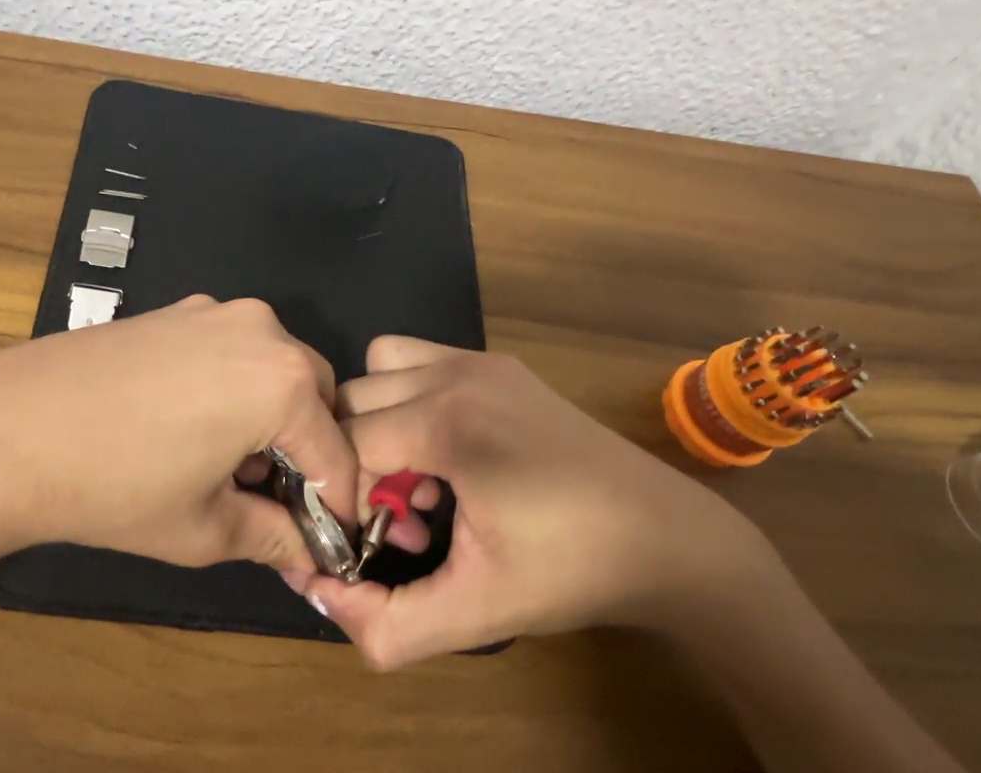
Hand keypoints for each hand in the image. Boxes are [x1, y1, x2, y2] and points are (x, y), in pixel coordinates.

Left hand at [0, 295, 356, 587]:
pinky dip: (235, 387)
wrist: (7, 429)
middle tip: (276, 500)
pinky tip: (192, 425)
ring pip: (274, 369)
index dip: (339, 504)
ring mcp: (214, 311)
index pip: (338, 451)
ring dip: (272, 415)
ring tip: (231, 464)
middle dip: (308, 449)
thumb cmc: (115, 487)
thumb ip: (273, 538)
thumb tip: (309, 553)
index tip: (330, 539)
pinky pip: (232, 350)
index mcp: (282, 381)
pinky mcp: (176, 310)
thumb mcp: (204, 529)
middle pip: (314, 398)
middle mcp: (261, 330)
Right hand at [305, 336, 777, 668]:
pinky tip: (447, 455)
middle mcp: (454, 373)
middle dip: (359, 463)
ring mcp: (479, 361)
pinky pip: (419, 362)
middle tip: (403, 520)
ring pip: (379, 368)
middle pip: (352, 401)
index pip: (344, 445)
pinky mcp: (499, 365)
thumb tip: (314, 589)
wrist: (666, 536)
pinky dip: (408, 399)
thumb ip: (383, 621)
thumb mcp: (474, 612)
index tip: (379, 543)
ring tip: (419, 477)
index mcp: (445, 422)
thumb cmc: (570, 572)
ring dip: (377, 420)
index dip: (346, 501)